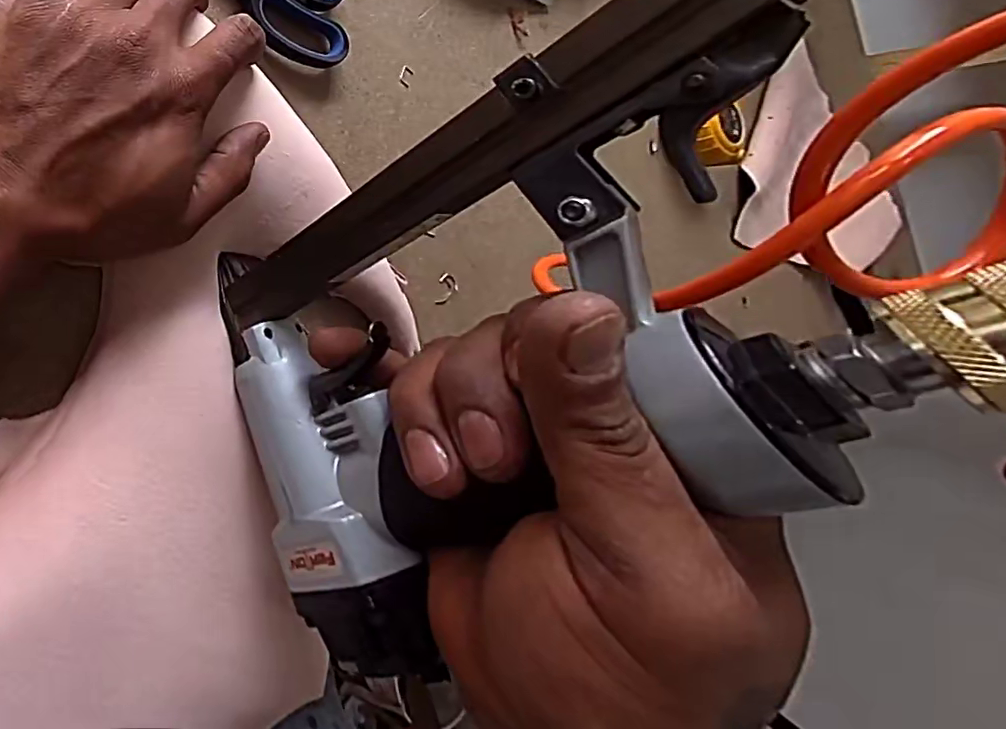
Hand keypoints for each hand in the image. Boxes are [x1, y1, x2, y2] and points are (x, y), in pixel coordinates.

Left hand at [0, 0, 268, 261]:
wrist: (3, 200)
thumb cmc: (82, 213)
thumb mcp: (177, 218)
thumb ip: (228, 174)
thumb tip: (255, 138)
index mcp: (180, 88)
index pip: (236, 37)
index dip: (243, 37)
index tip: (234, 42)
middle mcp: (141, 42)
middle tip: (180, 8)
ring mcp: (88, 17)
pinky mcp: (37, 8)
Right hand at [312, 294, 809, 728]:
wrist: (539, 725)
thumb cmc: (630, 680)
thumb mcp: (642, 564)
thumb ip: (607, 440)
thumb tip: (581, 317)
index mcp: (661, 440)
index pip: (599, 337)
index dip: (550, 351)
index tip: (533, 411)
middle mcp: (577, 424)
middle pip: (507, 339)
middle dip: (476, 391)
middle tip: (488, 463)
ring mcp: (505, 432)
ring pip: (446, 360)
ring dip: (423, 409)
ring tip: (442, 479)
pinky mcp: (444, 447)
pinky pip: (399, 388)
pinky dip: (366, 370)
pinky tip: (344, 358)